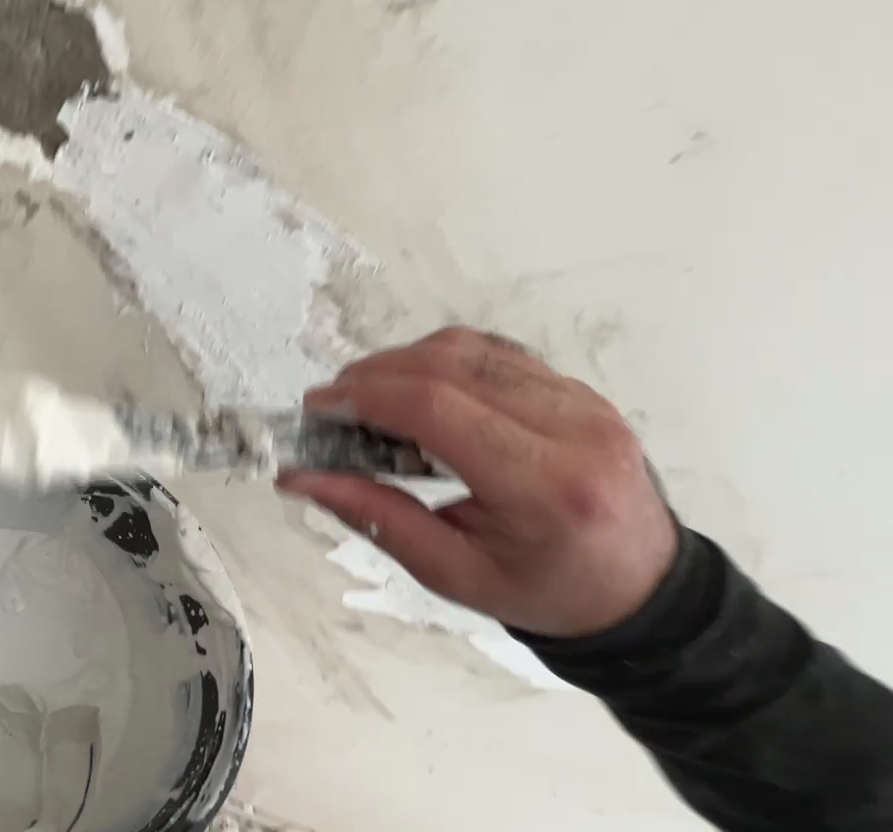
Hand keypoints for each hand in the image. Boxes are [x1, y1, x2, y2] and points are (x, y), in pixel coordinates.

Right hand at [277, 327, 678, 638]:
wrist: (641, 590)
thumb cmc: (543, 590)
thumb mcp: (450, 572)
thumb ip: (372, 516)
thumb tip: (297, 477)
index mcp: (545, 487)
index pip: (437, 408)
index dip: (366, 396)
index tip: (318, 408)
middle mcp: (572, 429)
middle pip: (447, 365)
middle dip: (372, 375)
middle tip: (333, 403)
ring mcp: (581, 401)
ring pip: (466, 348)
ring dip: (400, 362)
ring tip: (370, 397)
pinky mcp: (576, 388)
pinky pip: (490, 351)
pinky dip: (437, 360)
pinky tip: (417, 389)